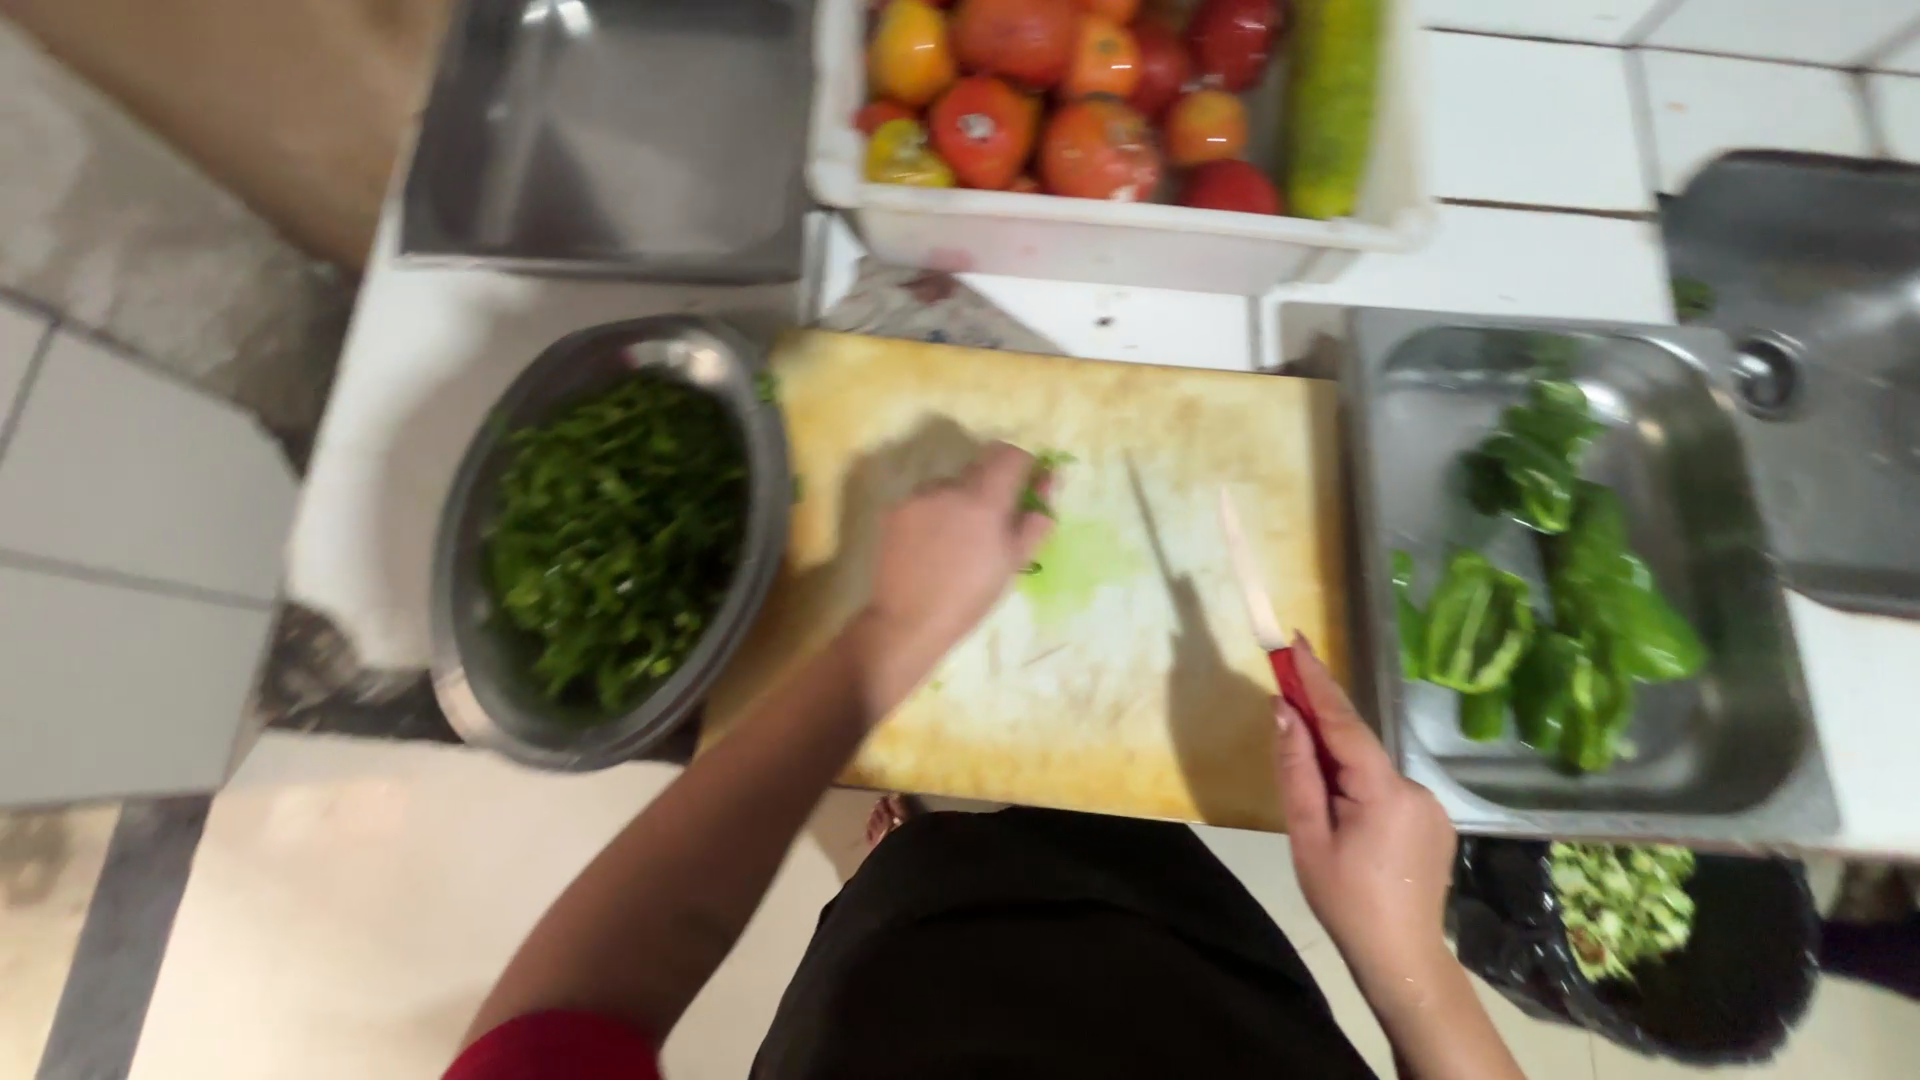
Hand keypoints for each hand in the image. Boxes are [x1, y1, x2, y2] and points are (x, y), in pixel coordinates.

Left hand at [852, 441, 1054, 715]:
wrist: (908, 621)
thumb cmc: (970, 598)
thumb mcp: (1013, 562)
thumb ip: (1036, 517)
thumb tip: (1050, 481)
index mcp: (983, 499)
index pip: (1011, 454)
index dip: (1024, 466)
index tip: (1026, 488)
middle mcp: (949, 487)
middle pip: (980, 465)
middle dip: (993, 483)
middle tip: (994, 523)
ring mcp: (917, 496)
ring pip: (951, 483)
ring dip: (961, 499)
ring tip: (958, 540)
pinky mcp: (894, 509)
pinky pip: (925, 499)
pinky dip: (935, 512)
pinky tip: (932, 545)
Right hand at [1275, 638, 1457, 996]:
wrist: (1401, 958)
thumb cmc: (1343, 897)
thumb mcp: (1307, 833)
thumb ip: (1296, 768)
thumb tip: (1285, 712)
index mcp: (1384, 791)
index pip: (1345, 722)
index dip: (1317, 679)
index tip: (1295, 642)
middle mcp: (1415, 788)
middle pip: (1356, 742)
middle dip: (1318, 720)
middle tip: (1285, 695)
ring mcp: (1429, 804)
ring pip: (1369, 766)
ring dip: (1336, 763)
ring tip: (1313, 799)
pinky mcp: (1432, 819)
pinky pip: (1383, 785)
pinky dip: (1356, 782)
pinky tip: (1342, 816)